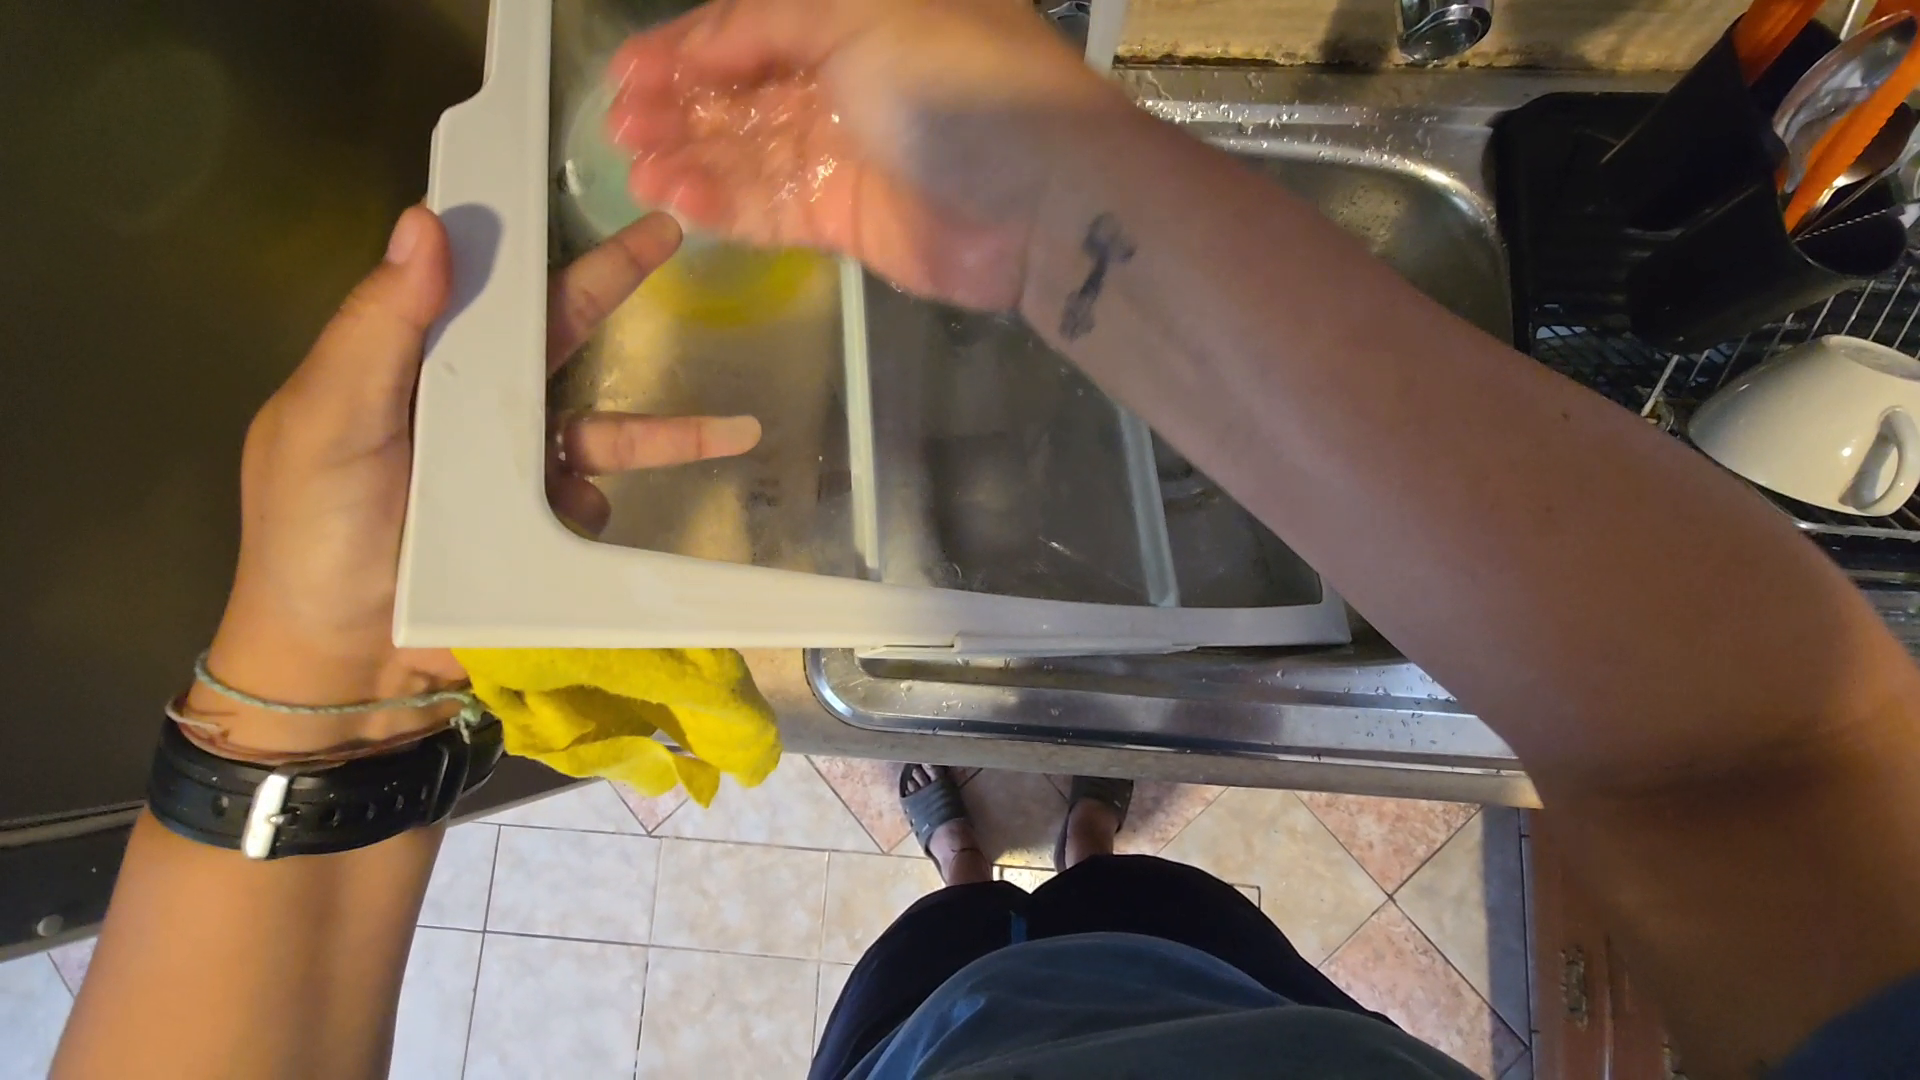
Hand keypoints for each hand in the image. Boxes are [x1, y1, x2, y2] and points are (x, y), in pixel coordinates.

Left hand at [186, 208, 760, 757]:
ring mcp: (521, 474)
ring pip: (606, 435)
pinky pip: (597, 501)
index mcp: (422, 372)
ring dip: (671, 434)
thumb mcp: (328, 425)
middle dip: (616, 288)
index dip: (535, 243)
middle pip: (561, 341)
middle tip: (673, 239)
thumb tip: (427, 224)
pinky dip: (597, 508)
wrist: (350, 662)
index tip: (582, 198)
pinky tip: (575, 527)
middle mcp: (478, 412)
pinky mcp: (551, 528)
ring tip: (739, 432)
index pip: (489, 291)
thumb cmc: (321, 537)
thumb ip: (380, 332)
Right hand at [604, 0, 1128, 309]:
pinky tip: (680, 203)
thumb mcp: (860, 13)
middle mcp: (844, 85)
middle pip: (742, 98)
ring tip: (637, 170)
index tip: (626, 76)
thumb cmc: (955, 84)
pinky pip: (775, 211)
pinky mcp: (849, 222)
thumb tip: (702, 47)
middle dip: (679, 110)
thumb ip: (771, 24)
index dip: (686, 52)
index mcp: (851, 19)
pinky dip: (728, 207)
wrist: (1034, 198)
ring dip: (692, 161)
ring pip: (751, 157)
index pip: (749, 31)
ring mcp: (846, 159)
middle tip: (619, 131)